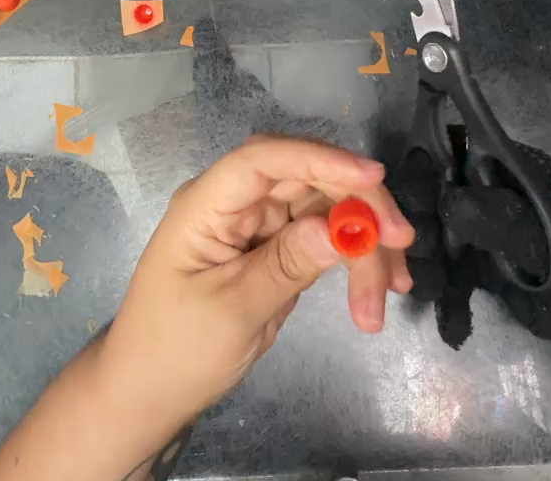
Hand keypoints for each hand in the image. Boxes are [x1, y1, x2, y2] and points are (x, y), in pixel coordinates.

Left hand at [98, 137, 414, 425]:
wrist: (149, 392)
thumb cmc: (175, 349)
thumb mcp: (232, 312)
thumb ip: (285, 265)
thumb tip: (339, 229)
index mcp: (207, 203)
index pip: (263, 159)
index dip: (319, 158)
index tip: (374, 177)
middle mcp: (236, 203)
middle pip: (306, 179)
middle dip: (357, 206)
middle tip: (401, 244)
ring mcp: (258, 224)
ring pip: (325, 209)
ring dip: (363, 245)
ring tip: (386, 300)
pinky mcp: (276, 249)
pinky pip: (324, 239)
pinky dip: (355, 260)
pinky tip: (379, 291)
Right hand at [391, 138, 550, 393]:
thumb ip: (501, 220)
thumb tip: (446, 199)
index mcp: (511, 167)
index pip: (452, 147)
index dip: (422, 168)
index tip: (402, 201)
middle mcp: (494, 190)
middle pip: (436, 189)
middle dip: (416, 222)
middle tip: (406, 258)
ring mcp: (490, 227)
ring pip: (439, 231)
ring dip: (426, 262)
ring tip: (425, 294)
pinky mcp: (489, 265)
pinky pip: (455, 270)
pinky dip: (448, 297)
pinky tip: (451, 328)